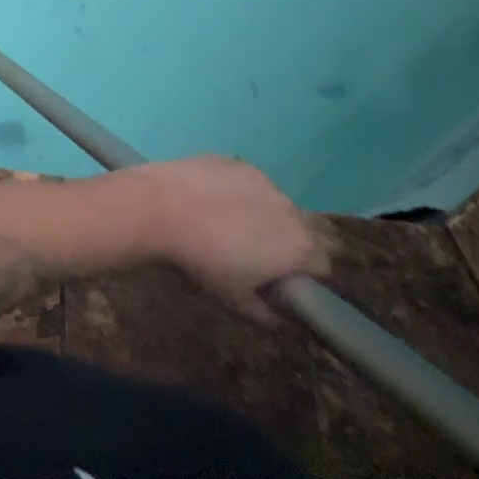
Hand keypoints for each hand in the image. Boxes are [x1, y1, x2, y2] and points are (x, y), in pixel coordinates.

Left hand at [133, 156, 329, 321]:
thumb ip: (261, 310)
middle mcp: (290, 210)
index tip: (277, 277)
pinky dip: (235, 189)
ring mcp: (263, 181)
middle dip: (284, 240)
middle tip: (251, 248)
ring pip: (274, 202)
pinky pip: (246, 180)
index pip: (320, 265)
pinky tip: (208, 196)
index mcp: (299, 247)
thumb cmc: (201, 258)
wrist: (158, 207)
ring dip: (261, 212)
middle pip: (301, 229)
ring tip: (225, 219)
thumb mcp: (232, 295)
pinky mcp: (234, 161)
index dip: (300, 273)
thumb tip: (274, 317)